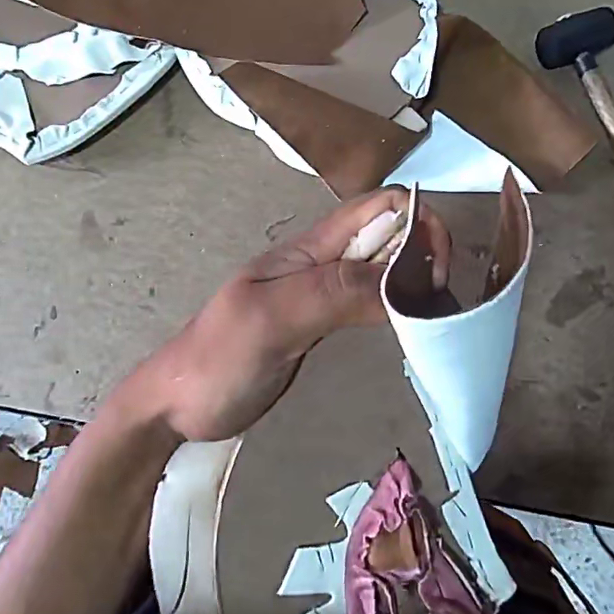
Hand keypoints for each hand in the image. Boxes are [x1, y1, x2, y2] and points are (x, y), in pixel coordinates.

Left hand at [122, 187, 449, 442]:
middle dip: (423, 251)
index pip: (378, 208)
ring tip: (429, 317)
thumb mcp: (271, 321)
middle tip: (436, 303)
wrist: (177, 405)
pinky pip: (367, 299)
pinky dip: (395, 305)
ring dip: (413, 280)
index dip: (418, 223)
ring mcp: (319, 295)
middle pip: (386, 234)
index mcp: (307, 250)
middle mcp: (319, 264)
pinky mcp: (319, 324)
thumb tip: (402, 280)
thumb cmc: (217, 361)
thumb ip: (332, 293)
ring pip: (380, 267)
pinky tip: (404, 326)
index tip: (434, 272)